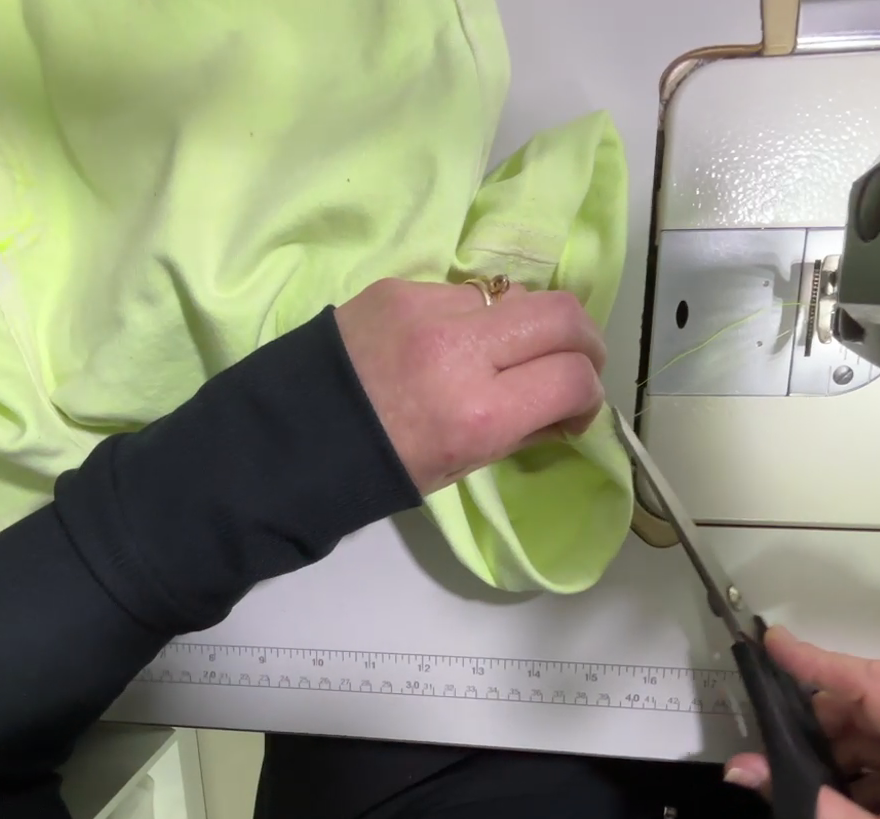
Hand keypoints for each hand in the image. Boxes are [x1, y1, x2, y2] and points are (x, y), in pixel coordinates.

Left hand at [334, 279, 606, 494]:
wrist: (290, 438)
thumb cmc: (378, 470)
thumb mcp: (459, 468)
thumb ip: (521, 431)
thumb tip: (565, 405)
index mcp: (476, 414)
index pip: (573, 378)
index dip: (589, 394)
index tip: (574, 408)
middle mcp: (459, 351)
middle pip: (563, 313)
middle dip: (583, 341)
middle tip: (573, 364)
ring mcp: (426, 309)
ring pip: (514, 297)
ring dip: (524, 327)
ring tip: (503, 356)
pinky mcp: (398, 287)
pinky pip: (462, 293)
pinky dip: (472, 319)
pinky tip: (447, 345)